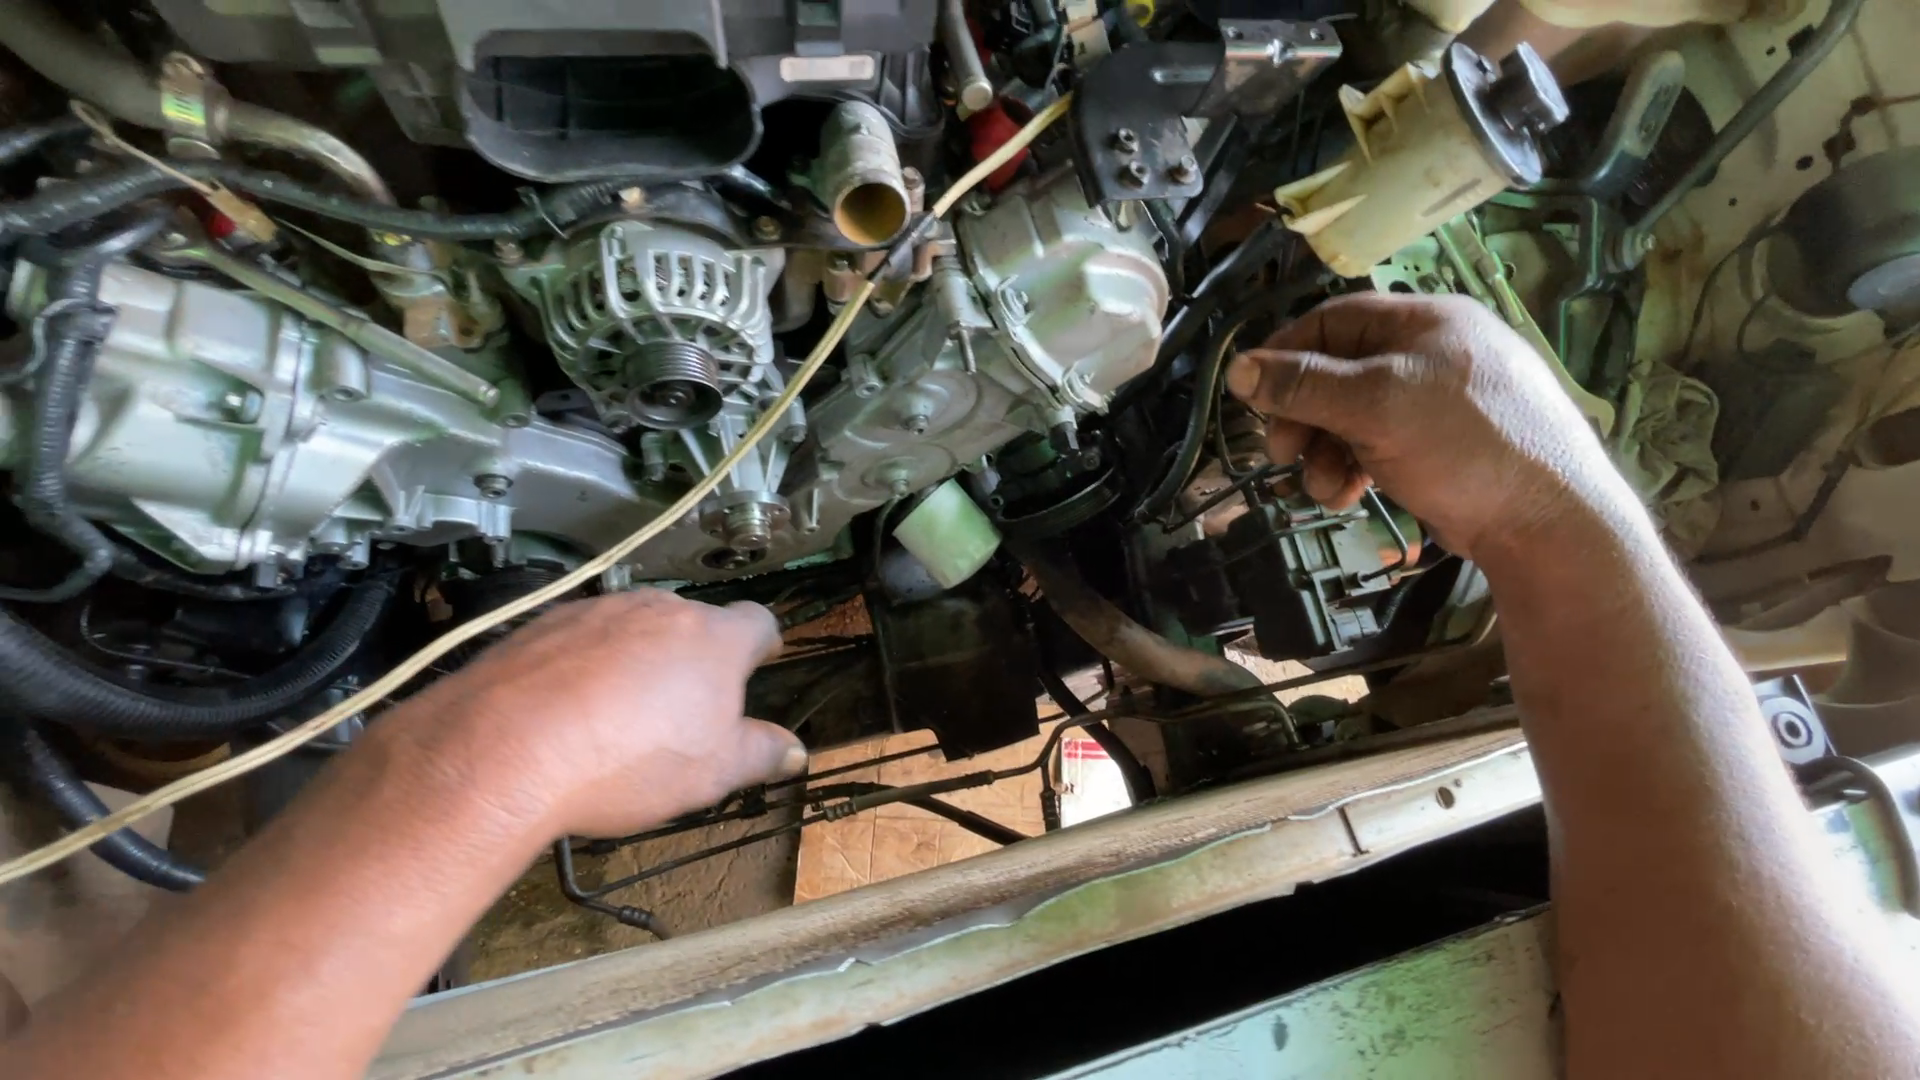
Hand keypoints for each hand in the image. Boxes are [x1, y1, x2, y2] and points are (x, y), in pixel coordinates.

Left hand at [385, 589, 806, 838]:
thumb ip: (761, 754)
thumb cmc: (633, 760)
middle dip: (697, 656)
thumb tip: (796, 751)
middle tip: (686, 705)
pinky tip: (571, 707)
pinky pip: (586, 637)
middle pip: (695, 623)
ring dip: (642, 656)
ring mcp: (602, 610)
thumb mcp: (712, 772)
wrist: (507, 748)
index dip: (764, 642)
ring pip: (638, 627)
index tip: (761, 661)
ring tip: (622, 711)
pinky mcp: (546, 622)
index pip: (759, 621)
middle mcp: (663, 609)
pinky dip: (590, 661)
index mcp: (716, 638)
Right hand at [1225, 293, 1629, 561]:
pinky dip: (1349, 468)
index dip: (1285, 354)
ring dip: (1322, 453)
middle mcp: (1426, 354)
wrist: (1545, 521)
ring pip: (1347, 417)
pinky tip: (1345, 495)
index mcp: (1423, 322)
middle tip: (1281, 453)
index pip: (1331, 320)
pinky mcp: (1433, 446)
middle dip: (1302, 417)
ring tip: (1324, 488)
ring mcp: (1431, 402)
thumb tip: (1236, 369)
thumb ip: (1302, 386)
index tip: (1252, 395)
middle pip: (1334, 374)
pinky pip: (1371, 445)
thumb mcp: (1373, 405)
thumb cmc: (1461, 442)